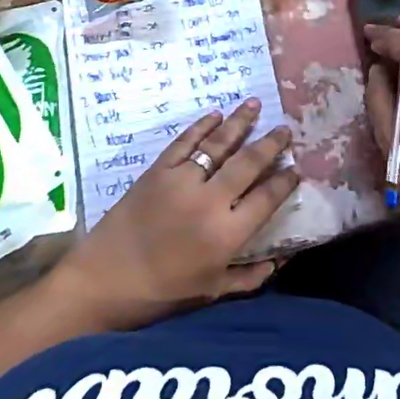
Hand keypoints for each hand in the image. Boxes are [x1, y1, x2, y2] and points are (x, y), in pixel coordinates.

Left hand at [49, 99, 298, 330]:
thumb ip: (250, 277)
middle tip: (285, 130)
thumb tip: (282, 259)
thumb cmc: (161, 294)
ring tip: (256, 104)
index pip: (267, 198)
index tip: (296, 168)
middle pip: (248, 163)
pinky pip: (185, 141)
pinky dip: (202, 126)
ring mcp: (182, 180)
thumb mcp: (211, 291)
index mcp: (227, 234)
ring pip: (219, 144)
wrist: (103, 281)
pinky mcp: (157, 170)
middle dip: (270, 144)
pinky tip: (216, 115)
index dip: (285, 181)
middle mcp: (210, 201)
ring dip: (240, 122)